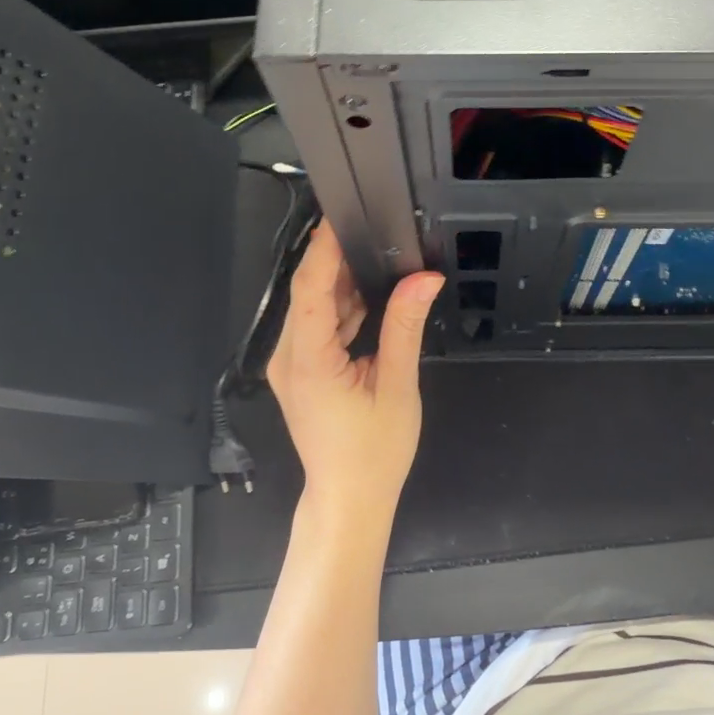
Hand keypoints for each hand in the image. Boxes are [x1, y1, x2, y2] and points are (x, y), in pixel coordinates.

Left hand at [266, 220, 445, 509]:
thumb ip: (405, 327)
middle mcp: (288, 357)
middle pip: (307, 293)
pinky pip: (316, 328)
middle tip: (374, 231)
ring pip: (311, 309)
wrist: (349, 499)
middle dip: (337, 261)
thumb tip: (425, 279)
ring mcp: (290, 365)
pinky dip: (340, 310)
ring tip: (379, 258)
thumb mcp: (396, 387)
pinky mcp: (299, 372)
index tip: (342, 215)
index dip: (324, 249)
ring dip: (341, 286)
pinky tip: (369, 297)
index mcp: (308, 361)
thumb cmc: (374, 452)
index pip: (310, 289)